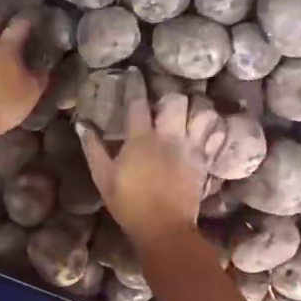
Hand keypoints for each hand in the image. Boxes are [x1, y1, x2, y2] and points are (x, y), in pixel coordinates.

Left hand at [0, 16, 46, 144]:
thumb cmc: (4, 104)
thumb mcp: (31, 92)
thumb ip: (40, 76)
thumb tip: (44, 66)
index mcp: (5, 47)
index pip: (19, 25)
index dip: (29, 21)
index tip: (36, 21)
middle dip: (10, 40)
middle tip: (21, 47)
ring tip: (5, 67)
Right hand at [79, 68, 225, 241]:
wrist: (163, 229)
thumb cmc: (129, 204)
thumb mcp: (103, 177)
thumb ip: (93, 148)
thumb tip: (82, 125)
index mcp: (141, 140)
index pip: (138, 102)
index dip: (135, 84)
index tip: (134, 71)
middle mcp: (169, 137)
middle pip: (176, 100)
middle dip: (170, 93)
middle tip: (165, 96)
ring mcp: (191, 148)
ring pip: (203, 112)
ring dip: (196, 105)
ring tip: (190, 107)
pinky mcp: (206, 160)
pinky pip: (218, 134)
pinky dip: (215, 125)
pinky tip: (208, 124)